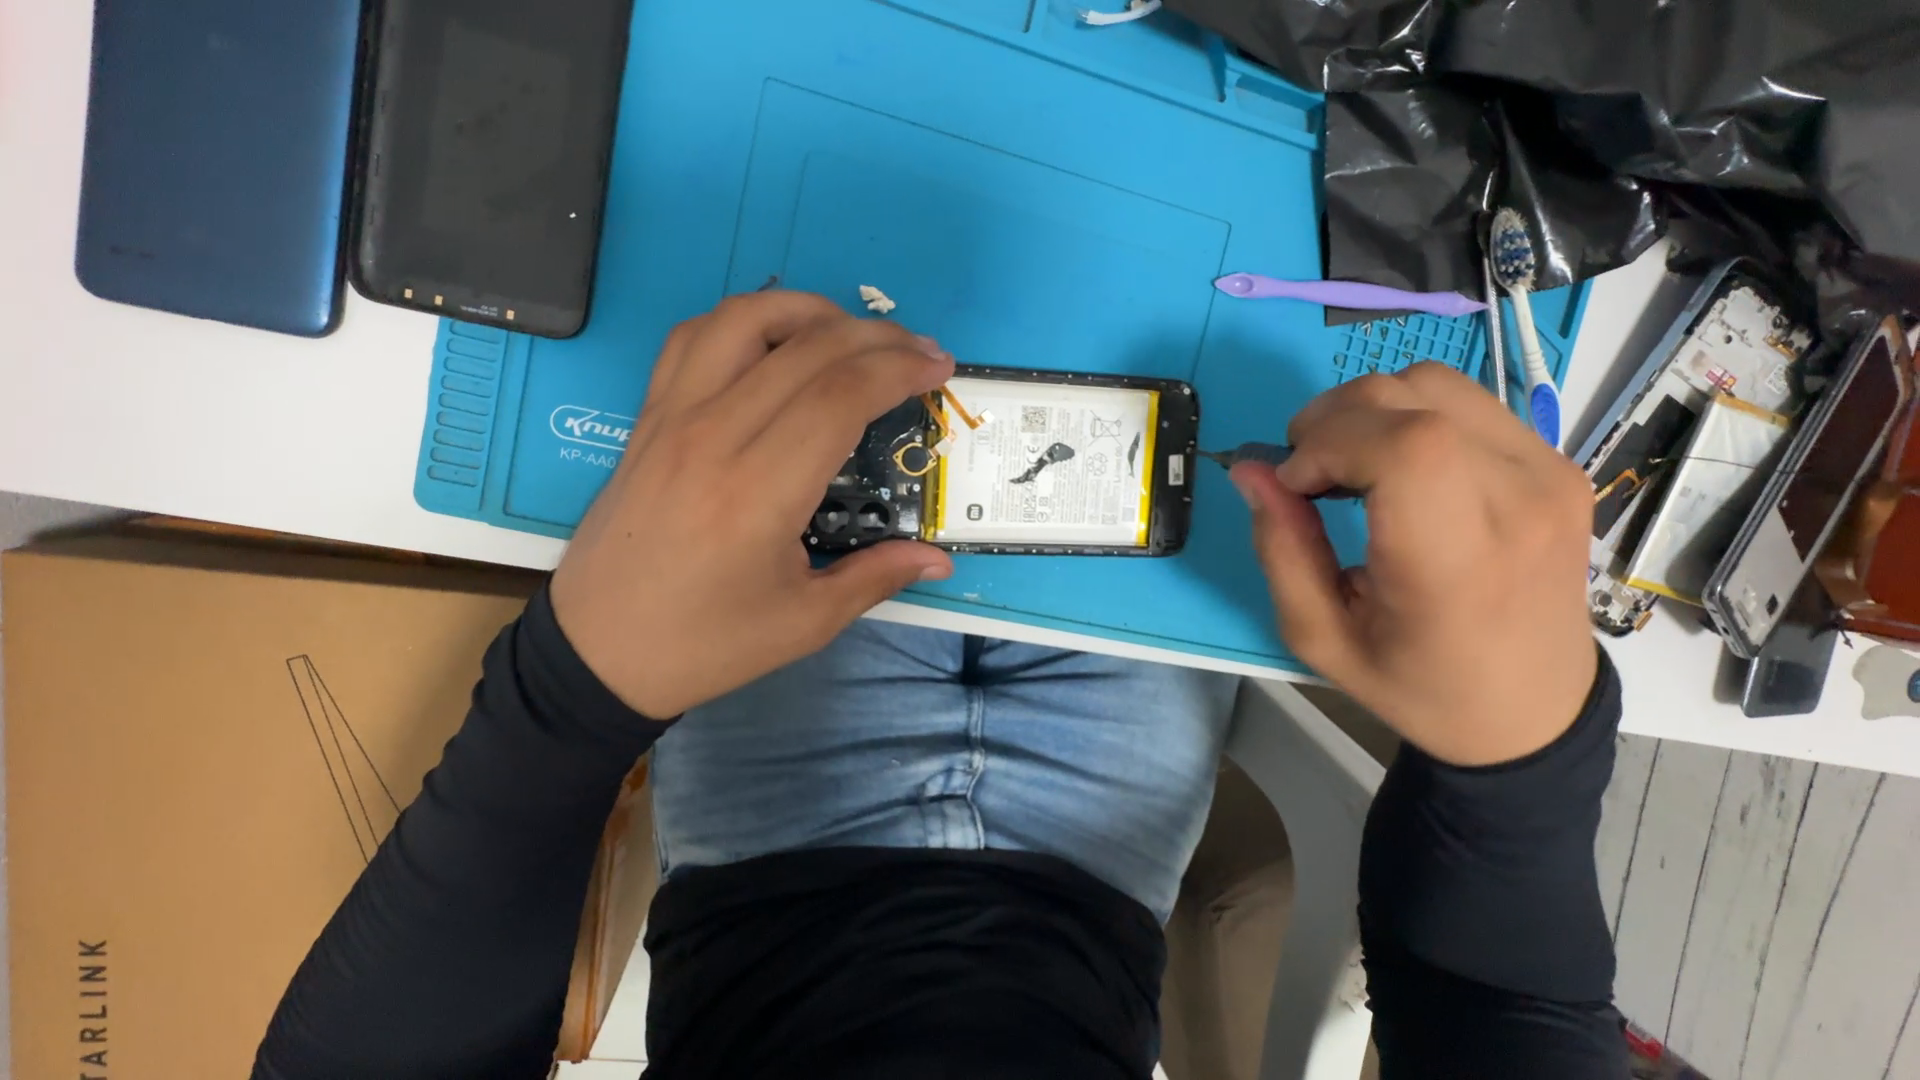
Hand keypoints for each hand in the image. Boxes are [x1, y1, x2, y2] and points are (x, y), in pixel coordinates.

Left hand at [550, 291, 955, 717]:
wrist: (599, 651)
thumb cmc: (706, 643)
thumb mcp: (804, 622)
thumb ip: (877, 577)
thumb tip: (939, 557)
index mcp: (758, 492)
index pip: (839, 396)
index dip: (898, 370)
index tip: (937, 370)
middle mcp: (714, 437)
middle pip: (806, 350)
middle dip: (877, 338)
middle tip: (920, 352)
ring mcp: (672, 418)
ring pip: (744, 321)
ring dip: (809, 310)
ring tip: (852, 331)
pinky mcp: (648, 418)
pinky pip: (692, 338)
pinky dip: (744, 319)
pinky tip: (775, 339)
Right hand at [1233, 363, 1597, 765]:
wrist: (1530, 709)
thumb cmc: (1417, 684)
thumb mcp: (1321, 637)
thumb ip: (1280, 549)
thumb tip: (1251, 470)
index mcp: (1457, 561)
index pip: (1403, 445)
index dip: (1328, 443)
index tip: (1294, 486)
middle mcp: (1518, 500)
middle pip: (1408, 397)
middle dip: (1331, 420)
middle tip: (1307, 475)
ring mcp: (1548, 472)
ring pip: (1433, 382)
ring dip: (1368, 410)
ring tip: (1347, 465)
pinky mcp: (1556, 462)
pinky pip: (1463, 401)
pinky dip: (1408, 416)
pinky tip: (1394, 467)